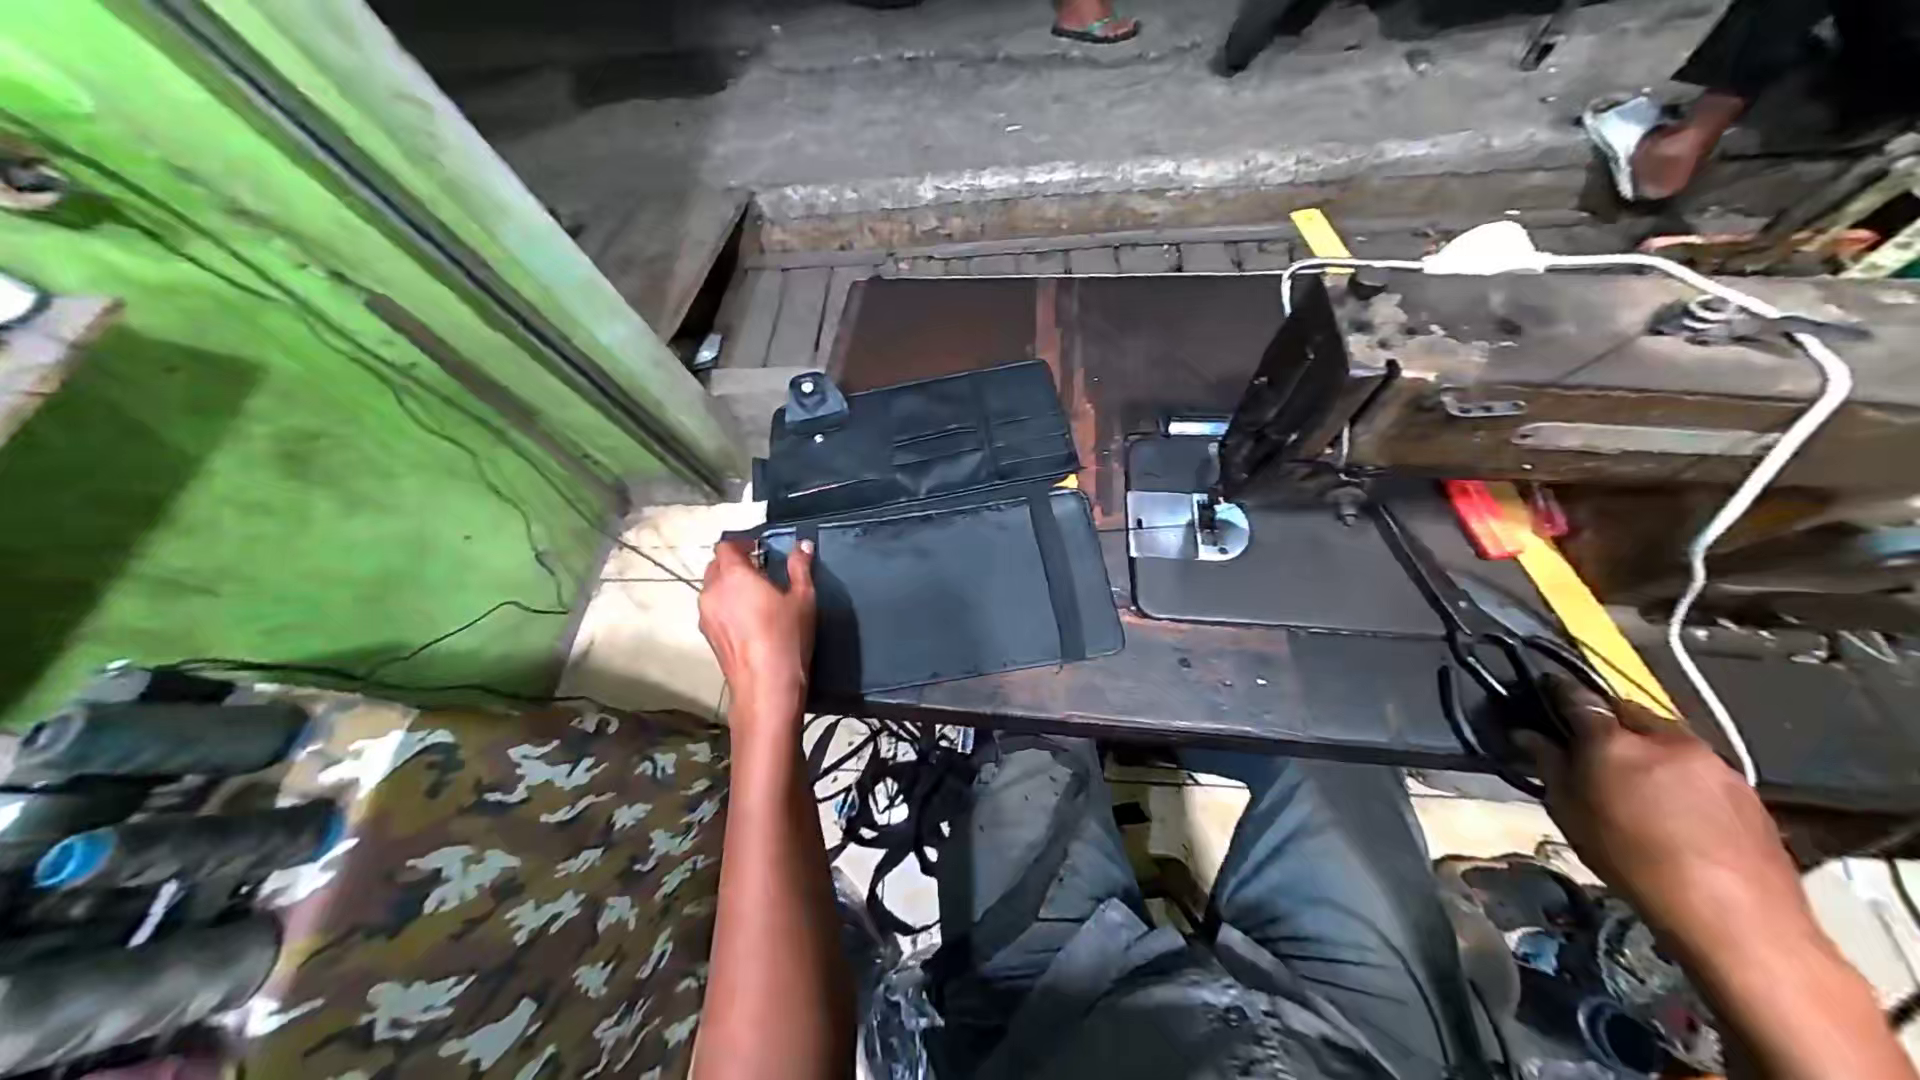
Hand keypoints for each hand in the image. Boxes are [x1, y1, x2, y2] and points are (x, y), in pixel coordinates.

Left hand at [699, 538, 816, 720]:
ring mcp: (705, 614)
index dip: (741, 544)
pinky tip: (747, 618)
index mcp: (734, 575)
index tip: (761, 550)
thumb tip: (803, 545)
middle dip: (735, 563)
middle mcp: (712, 590)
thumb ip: (800, 567)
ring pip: (712, 587)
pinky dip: (726, 604)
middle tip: (761, 571)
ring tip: (754, 596)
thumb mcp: (802, 598)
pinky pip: (713, 608)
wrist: (765, 683)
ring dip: (729, 584)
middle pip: (716, 565)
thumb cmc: (786, 635)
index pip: (726, 546)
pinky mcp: (706, 634)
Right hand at [1516, 678, 1808, 957]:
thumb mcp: (1569, 813)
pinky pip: (1699, 765)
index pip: (1579, 698)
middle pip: (1629, 711)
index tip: (1546, 689)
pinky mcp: (1748, 789)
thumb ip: (1548, 765)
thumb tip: (1530, 737)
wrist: (1735, 914)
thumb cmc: (1631, 859)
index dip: (1559, 691)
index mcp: (1614, 741)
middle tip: (1590, 742)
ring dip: (1646, 746)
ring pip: (1668, 737)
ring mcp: (1715, 762)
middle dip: (1608, 720)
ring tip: (1634, 776)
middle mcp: (1667, 739)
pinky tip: (1674, 804)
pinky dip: (1678, 772)